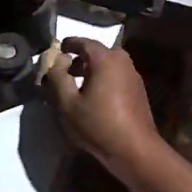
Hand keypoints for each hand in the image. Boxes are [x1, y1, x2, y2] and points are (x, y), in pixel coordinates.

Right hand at [43, 37, 168, 181]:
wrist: (134, 149)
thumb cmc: (98, 124)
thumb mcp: (67, 103)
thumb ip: (57, 77)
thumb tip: (55, 61)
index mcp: (105, 58)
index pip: (82, 42)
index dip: (66, 45)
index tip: (54, 53)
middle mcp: (122, 60)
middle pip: (96, 52)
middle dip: (78, 59)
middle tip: (63, 72)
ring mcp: (133, 74)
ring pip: (107, 64)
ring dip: (90, 70)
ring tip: (75, 86)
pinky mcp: (137, 89)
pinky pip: (115, 75)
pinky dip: (102, 79)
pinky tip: (93, 97)